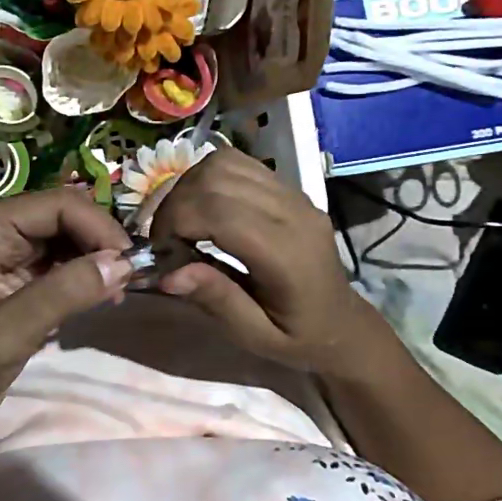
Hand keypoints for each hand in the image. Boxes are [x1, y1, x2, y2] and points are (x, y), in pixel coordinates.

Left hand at [0, 188, 131, 423]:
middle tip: (130, 275)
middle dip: (101, 240)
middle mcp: (1, 231)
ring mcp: (14, 253)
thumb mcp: (11, 329)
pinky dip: (90, 273)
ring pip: (71, 237)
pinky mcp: (26, 277)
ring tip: (121, 288)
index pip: (56, 206)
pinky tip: (106, 294)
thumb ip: (66, 292)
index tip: (128, 261)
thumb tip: (124, 263)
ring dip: (99, 256)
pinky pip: (67, 262)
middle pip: (67, 216)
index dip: (97, 226)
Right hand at [148, 149, 381, 376]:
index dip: (177, 220)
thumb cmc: (298, 338)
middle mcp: (293, 213)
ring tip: (181, 221)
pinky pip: (239, 163)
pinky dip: (208, 178)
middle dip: (176, 204)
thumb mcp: (256, 336)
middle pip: (218, 179)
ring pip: (226, 162)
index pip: (221, 212)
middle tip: (165, 238)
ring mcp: (294, 195)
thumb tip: (168, 275)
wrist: (342, 324)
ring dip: (190, 186)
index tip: (159, 250)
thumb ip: (217, 301)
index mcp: (287, 255)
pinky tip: (203, 208)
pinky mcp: (289, 188)